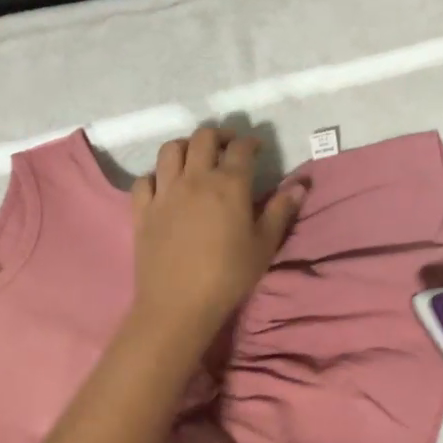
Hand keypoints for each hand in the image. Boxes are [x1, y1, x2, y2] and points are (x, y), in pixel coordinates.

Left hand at [128, 128, 304, 345]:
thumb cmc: (228, 276)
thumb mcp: (264, 245)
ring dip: (186, 146)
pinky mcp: (143, 210)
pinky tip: (165, 186)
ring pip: (171, 150)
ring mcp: (165, 192)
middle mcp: (196, 179)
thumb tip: (300, 185)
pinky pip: (144, 179)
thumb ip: (282, 211)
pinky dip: (156, 176)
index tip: (256, 149)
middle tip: (228, 147)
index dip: (250, 143)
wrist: (178, 306)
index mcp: (229, 184)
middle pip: (203, 137)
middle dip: (219, 135)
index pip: (241, 148)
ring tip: (195, 158)